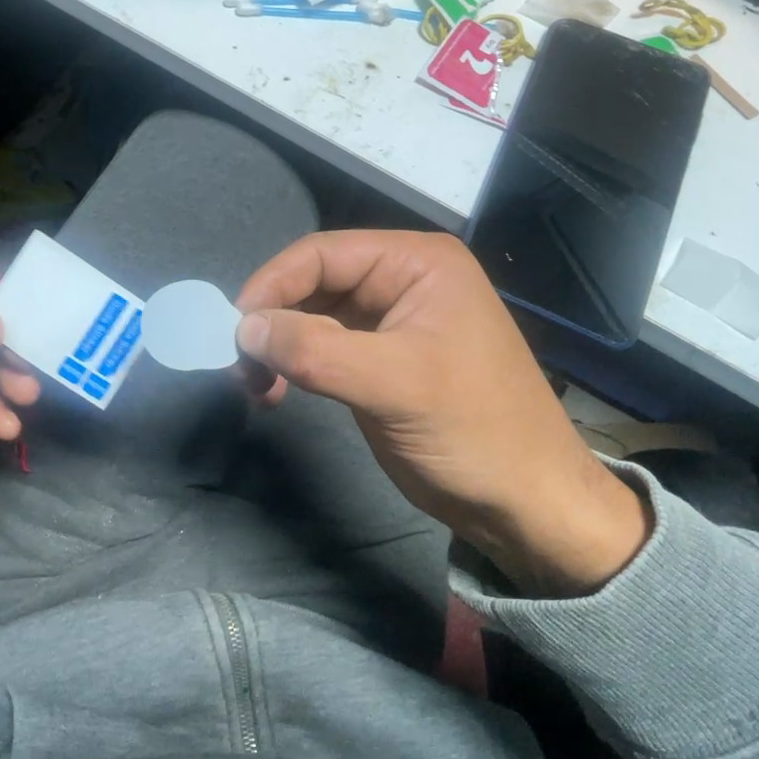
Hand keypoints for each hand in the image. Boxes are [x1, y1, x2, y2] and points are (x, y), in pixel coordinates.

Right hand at [235, 231, 647, 594]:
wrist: (526, 504)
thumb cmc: (474, 431)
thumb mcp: (393, 384)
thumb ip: (315, 349)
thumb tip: (243, 328)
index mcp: (416, 265)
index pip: (321, 254)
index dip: (271, 285)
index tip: (232, 328)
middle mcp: (399, 283)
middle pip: (310, 284)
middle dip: (271, 321)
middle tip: (240, 365)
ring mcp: (387, 323)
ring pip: (307, 318)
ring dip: (276, 348)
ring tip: (256, 386)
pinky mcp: (376, 361)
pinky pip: (318, 349)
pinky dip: (291, 367)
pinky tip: (277, 394)